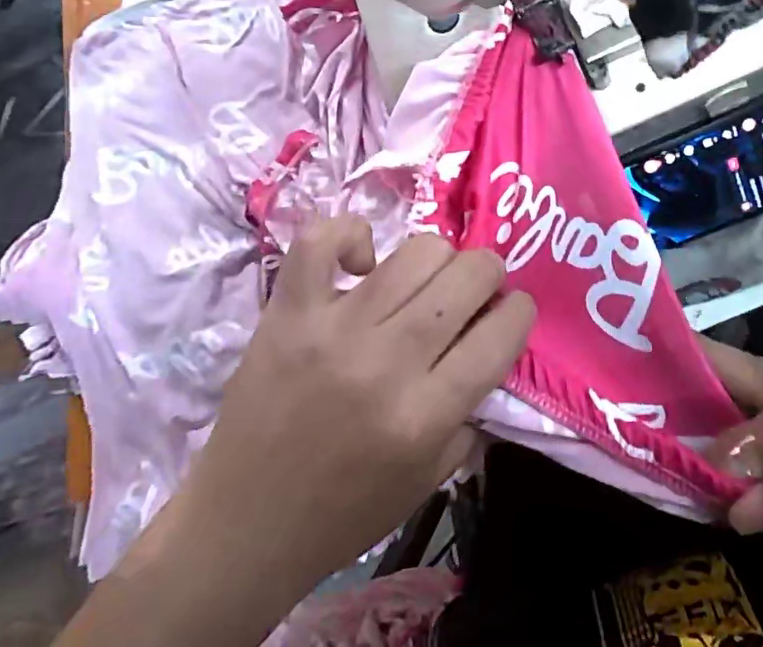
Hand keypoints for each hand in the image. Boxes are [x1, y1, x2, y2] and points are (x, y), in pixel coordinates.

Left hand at [62, 219, 533, 646]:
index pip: (504, 330)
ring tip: (422, 285)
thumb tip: (492, 342)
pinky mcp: (287, 313)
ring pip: (419, 251)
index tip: (510, 313)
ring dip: (438, 260)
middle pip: (470, 275)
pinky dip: (352, 235)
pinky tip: (362, 261)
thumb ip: (473, 407)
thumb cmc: (347, 510)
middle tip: (471, 295)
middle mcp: (387, 363)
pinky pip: (322, 238)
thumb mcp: (433, 475)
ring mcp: (333, 330)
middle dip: (488, 277)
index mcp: (426, 413)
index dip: (520, 311)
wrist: (242, 528)